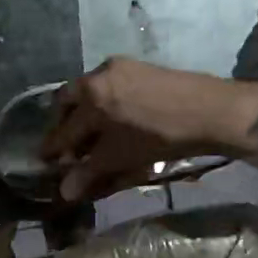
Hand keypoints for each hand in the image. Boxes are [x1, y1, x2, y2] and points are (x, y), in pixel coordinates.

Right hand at [41, 56, 257, 200]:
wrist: (212, 111)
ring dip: (82, 111)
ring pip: (88, 91)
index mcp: (89, 97)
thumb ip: (88, 172)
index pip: (61, 129)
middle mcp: (98, 76)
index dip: (52, 149)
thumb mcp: (120, 158)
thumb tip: (65, 191)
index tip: (45, 160)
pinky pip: (107, 85)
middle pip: (67, 100)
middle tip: (66, 144)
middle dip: (62, 123)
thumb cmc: (160, 137)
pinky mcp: (138, 66)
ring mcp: (119, 67)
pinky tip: (114, 119)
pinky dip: (102, 102)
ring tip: (91, 133)